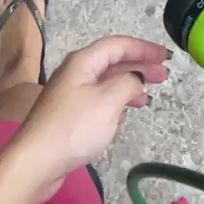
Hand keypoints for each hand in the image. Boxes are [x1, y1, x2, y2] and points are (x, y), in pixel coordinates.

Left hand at [8, 36, 170, 183]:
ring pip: (106, 82)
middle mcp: (76, 72)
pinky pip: (99, 100)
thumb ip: (127, 84)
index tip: (164, 55)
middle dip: (139, 66)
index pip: (117, 45)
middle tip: (164, 75)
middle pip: (112, 62)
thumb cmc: (75, 126)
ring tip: (149, 98)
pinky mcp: (71, 114)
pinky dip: (116, 102)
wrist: (38, 159)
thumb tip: (134, 80)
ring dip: (129, 85)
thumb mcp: (108, 101)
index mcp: (83, 61)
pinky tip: (125, 114)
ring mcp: (72, 93)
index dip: (142, 47)